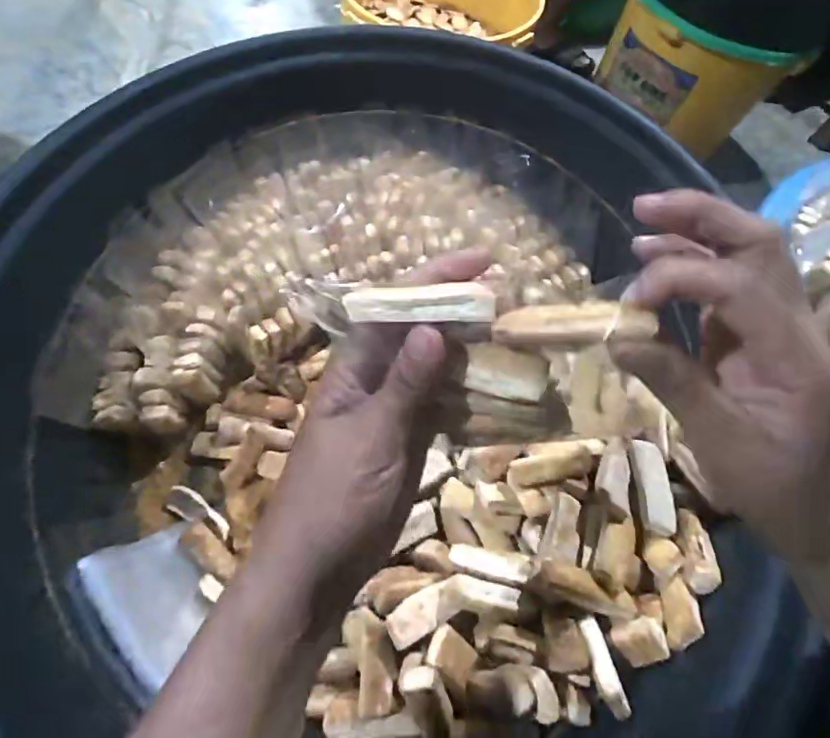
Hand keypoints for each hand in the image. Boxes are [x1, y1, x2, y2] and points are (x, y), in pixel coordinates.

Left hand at [242, 249, 488, 608]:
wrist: (316, 570)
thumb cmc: (333, 499)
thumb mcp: (371, 437)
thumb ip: (404, 384)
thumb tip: (432, 328)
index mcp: (355, 366)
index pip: (396, 305)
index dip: (437, 278)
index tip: (482, 260)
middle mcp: (376, 376)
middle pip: (420, 327)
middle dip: (460, 306)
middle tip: (509, 294)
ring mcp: (395, 405)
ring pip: (437, 361)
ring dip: (471, 344)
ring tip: (513, 329)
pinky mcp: (412, 434)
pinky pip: (445, 398)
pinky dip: (471, 387)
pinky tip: (500, 381)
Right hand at [612, 190, 829, 563]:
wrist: (817, 514)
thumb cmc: (772, 487)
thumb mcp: (718, 441)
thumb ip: (670, 379)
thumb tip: (615, 334)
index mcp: (796, 355)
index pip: (739, 286)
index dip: (678, 278)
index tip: (631, 304)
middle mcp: (799, 325)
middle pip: (761, 243)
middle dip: (702, 216)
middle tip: (645, 207)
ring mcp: (785, 323)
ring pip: (751, 251)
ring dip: (698, 229)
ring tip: (644, 223)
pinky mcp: (764, 329)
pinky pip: (733, 278)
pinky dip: (695, 261)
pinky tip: (658, 259)